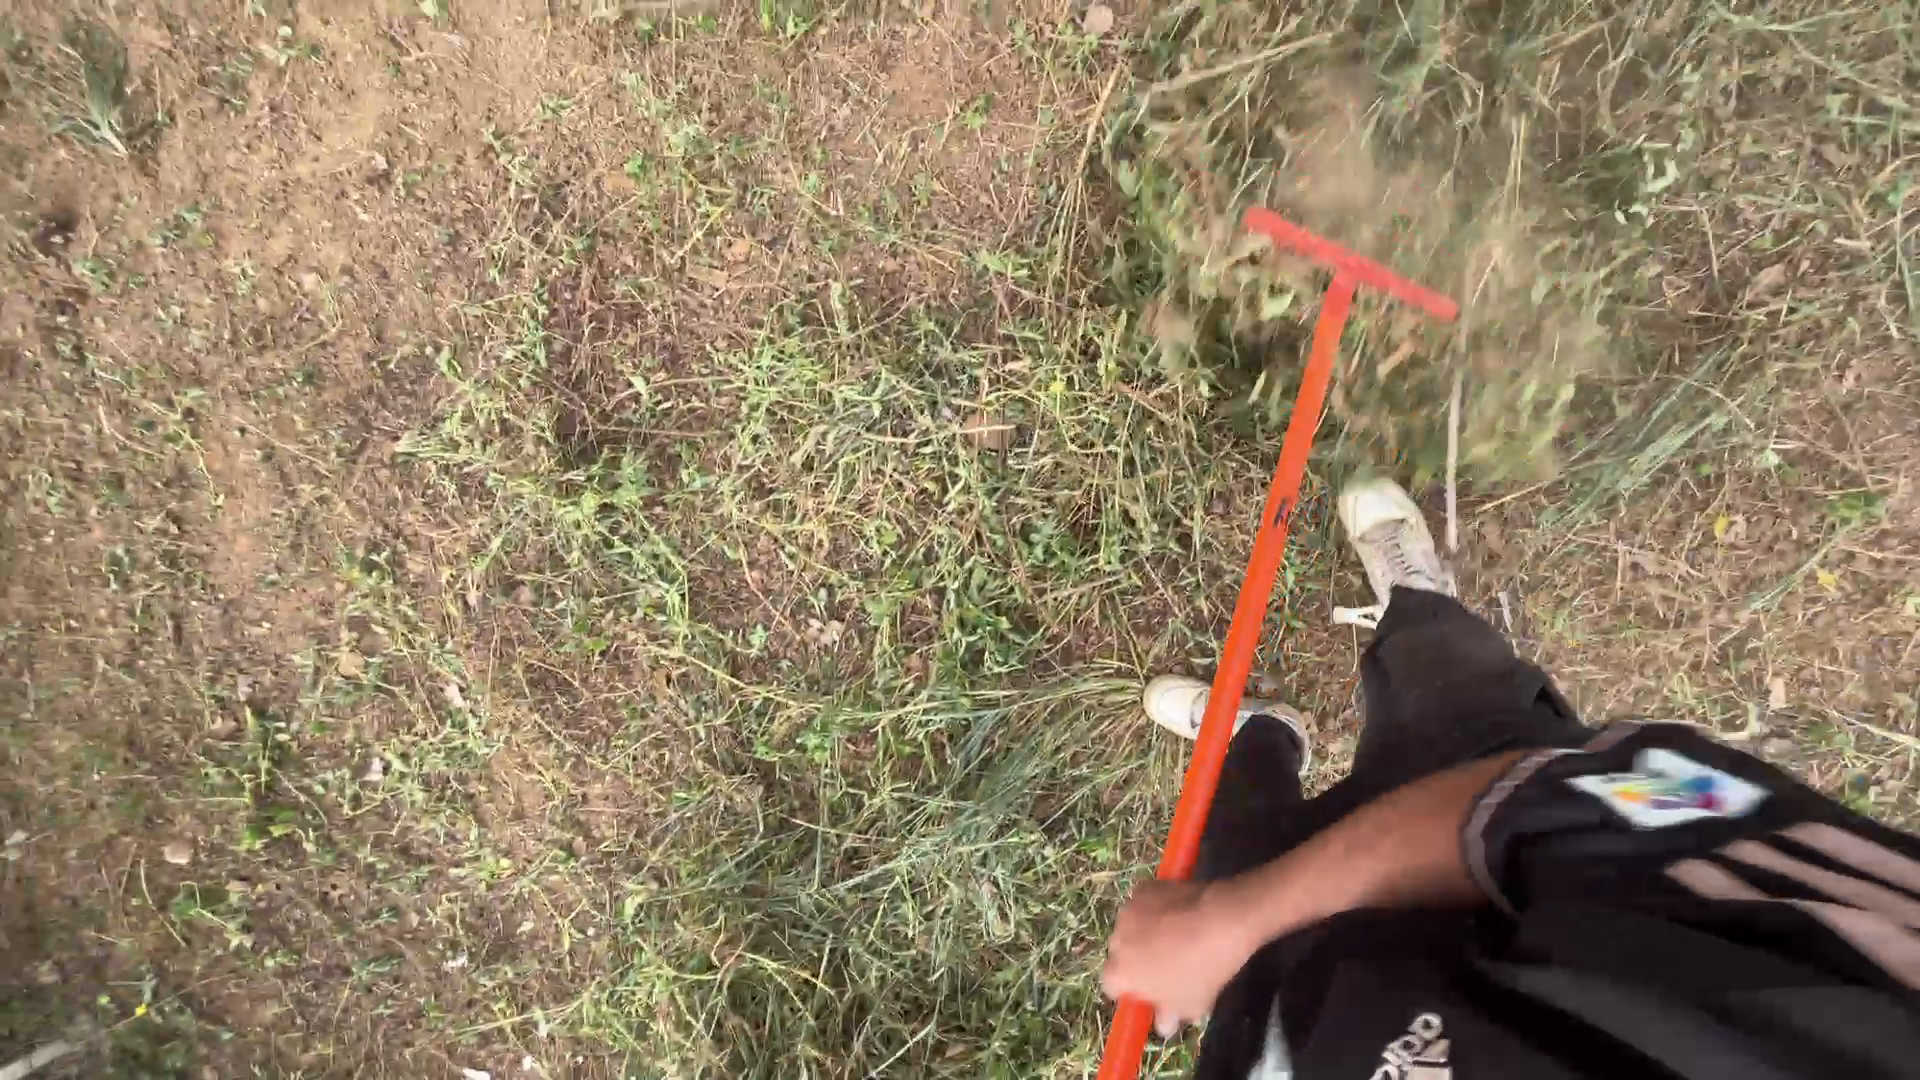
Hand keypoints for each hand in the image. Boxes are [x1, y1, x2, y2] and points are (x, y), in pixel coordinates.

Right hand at [1100, 879, 1259, 1036]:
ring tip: (1172, 935)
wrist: (1218, 921)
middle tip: (1161, 964)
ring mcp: (1128, 909)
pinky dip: (1153, 909)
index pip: (1110, 984)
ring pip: (1129, 926)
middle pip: (1118, 953)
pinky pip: (1142, 903)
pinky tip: (1176, 913)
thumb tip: (1162, 1022)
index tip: (1148, 990)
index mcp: (1121, 971)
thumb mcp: (1190, 1005)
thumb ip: (1169, 1015)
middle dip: (1134, 959)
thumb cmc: (1201, 971)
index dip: (1128, 989)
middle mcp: (1116, 938)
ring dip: (1142, 932)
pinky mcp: (1143, 887)